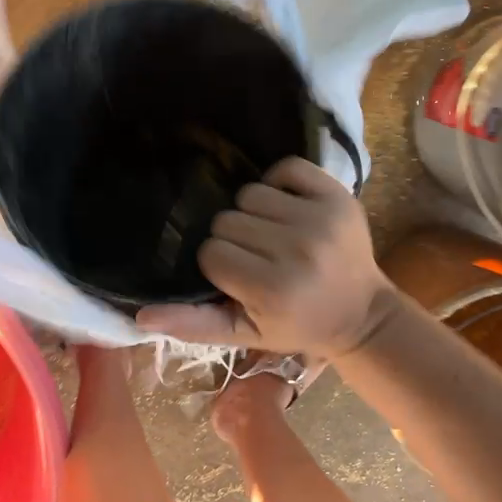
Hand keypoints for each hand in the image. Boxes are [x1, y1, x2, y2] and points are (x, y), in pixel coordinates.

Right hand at [136, 157, 395, 358]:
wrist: (361, 313)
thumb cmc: (295, 325)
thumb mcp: (244, 334)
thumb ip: (192, 324)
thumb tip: (141, 315)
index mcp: (273, 289)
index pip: (210, 253)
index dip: (217, 265)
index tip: (237, 279)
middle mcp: (298, 250)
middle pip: (227, 220)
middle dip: (234, 239)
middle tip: (256, 259)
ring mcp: (320, 219)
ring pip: (250, 193)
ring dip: (253, 212)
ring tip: (271, 235)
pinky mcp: (337, 195)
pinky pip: (285, 167)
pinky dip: (279, 183)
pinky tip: (287, 209)